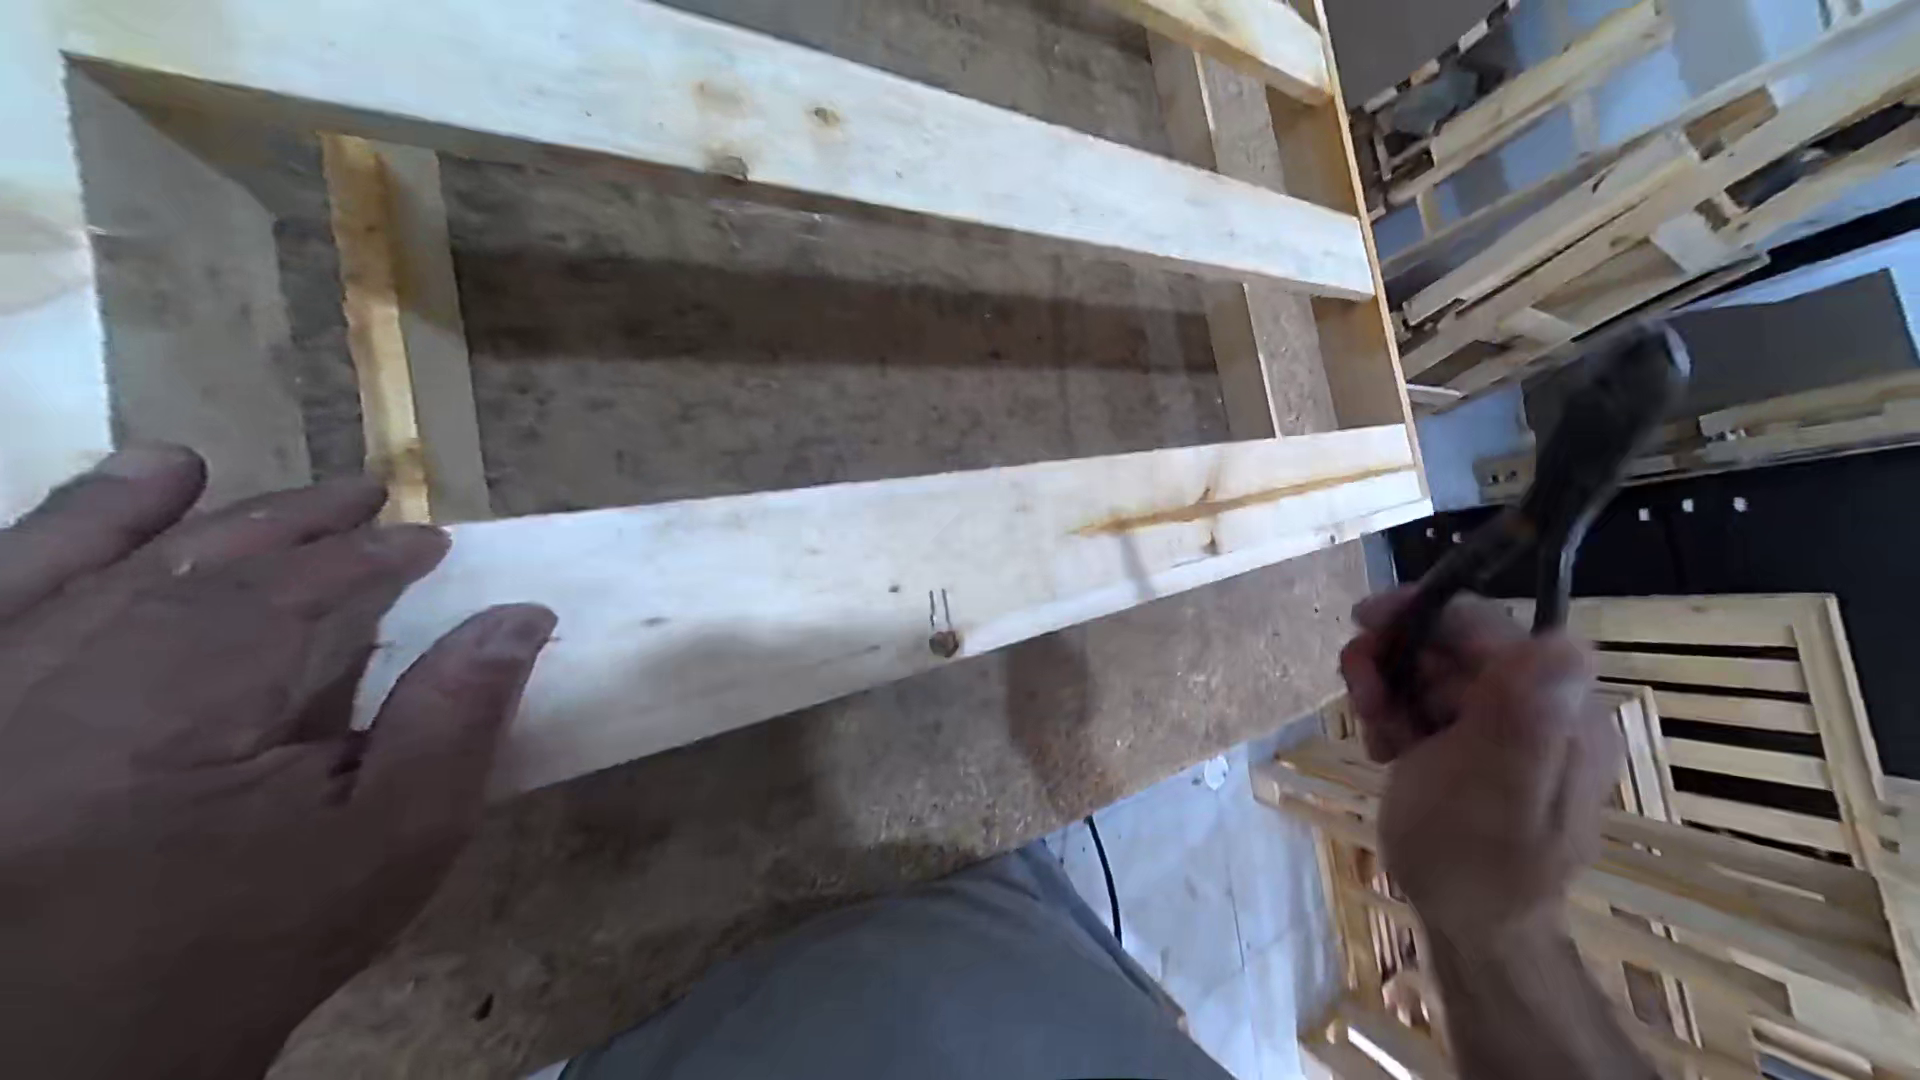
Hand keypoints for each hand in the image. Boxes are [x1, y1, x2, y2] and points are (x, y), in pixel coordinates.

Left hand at [0, 446, 555, 1079]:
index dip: (365, 560)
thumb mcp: (398, 836)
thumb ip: (458, 716)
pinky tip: (71, 522)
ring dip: (136, 516)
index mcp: (166, 730)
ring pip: (51, 576)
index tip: (430, 543)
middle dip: (285, 528)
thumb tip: (522, 616)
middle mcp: (37, 703)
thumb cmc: (262, 940)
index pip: (279, 601)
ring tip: (195, 469)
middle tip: (364, 499)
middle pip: (178, 576)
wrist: (77, 1061)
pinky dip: (25, 553)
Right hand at [1339, 590, 1616, 935]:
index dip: (1426, 613)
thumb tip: (1561, 642)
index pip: (1491, 628)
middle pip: (1452, 642)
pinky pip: (1420, 696)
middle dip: (1395, 656)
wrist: (1465, 919)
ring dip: (1386, 684)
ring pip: (1428, 665)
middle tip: (1359, 694)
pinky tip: (1384, 744)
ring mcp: (1504, 722)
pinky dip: (1390, 709)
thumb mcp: (1492, 791)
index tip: (1363, 621)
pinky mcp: (1471, 737)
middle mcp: (1540, 706)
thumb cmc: (1469, 858)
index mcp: (1560, 712)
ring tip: (1371, 726)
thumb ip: (1524, 719)